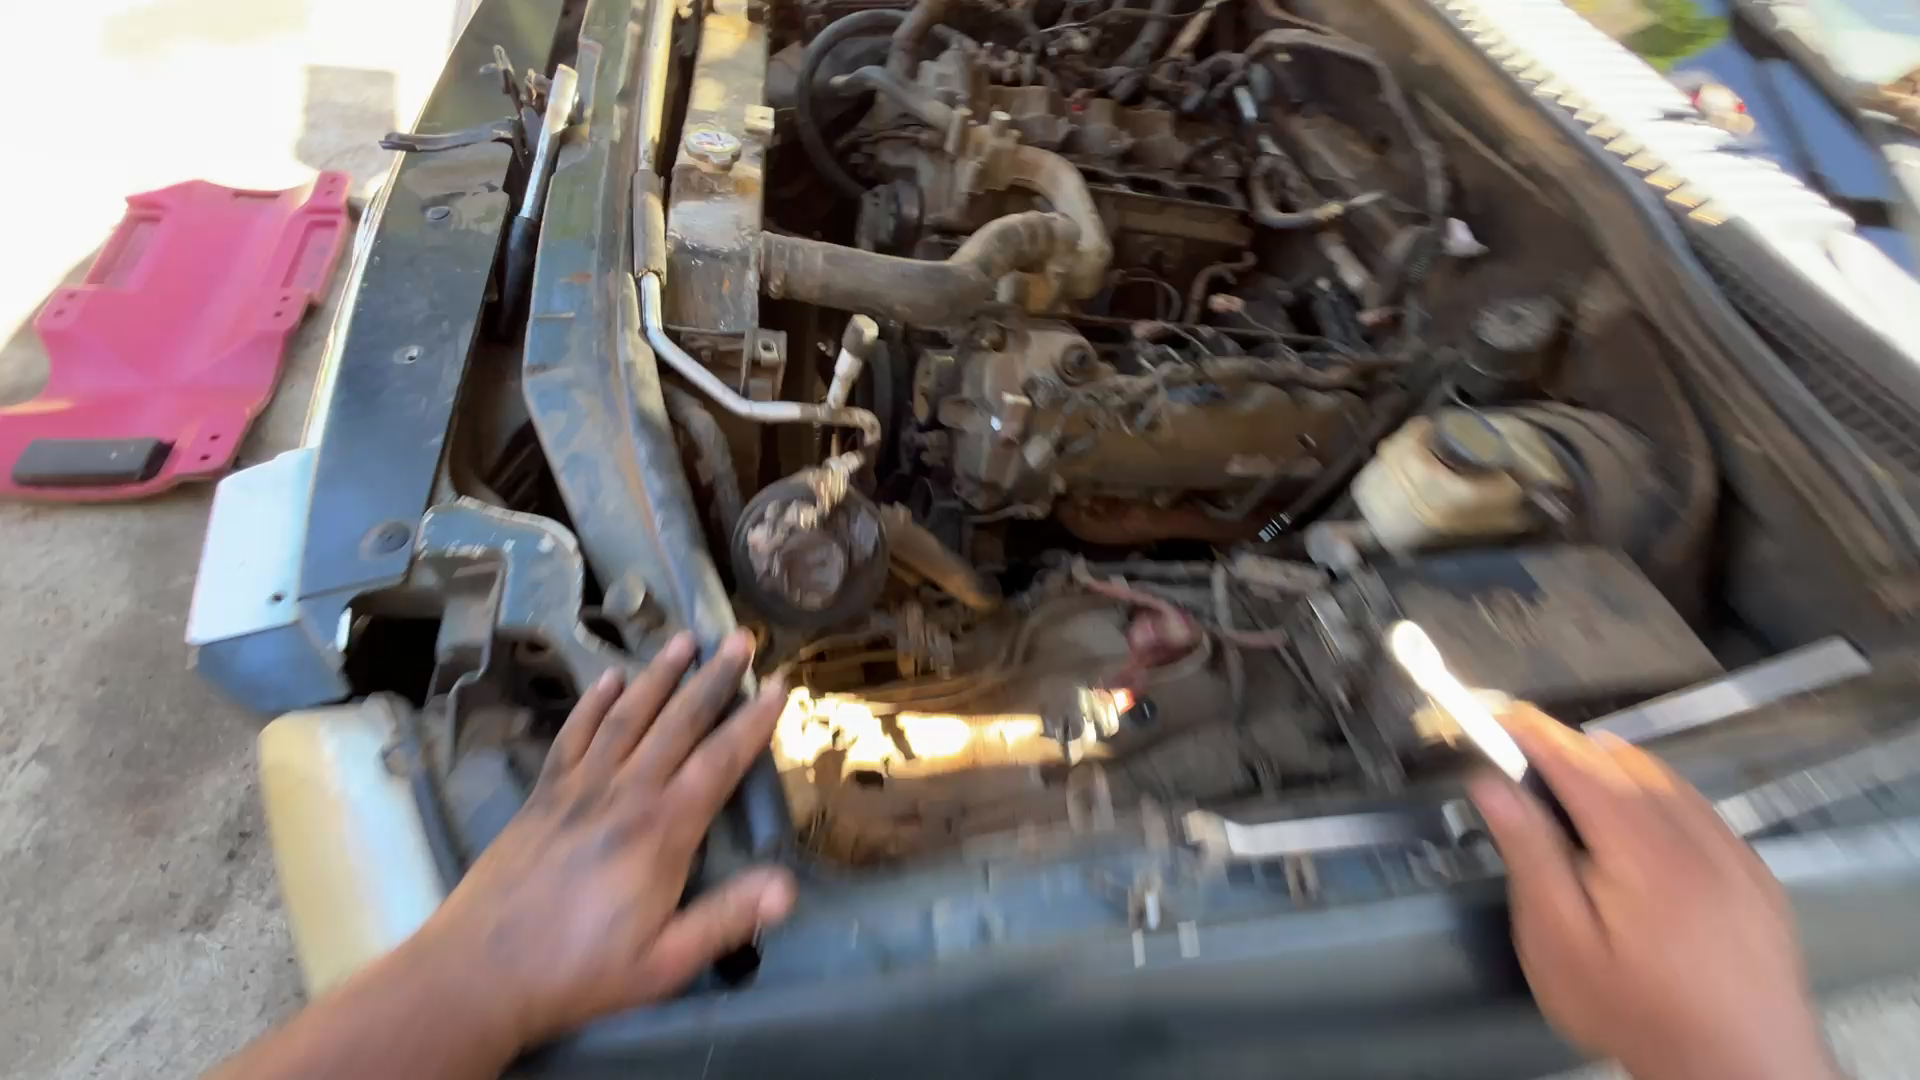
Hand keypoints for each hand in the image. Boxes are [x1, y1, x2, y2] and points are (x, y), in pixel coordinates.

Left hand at [407, 630, 795, 1048]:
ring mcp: (580, 787)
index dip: (753, 721)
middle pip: (679, 722)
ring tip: (684, 639)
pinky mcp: (542, 794)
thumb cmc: (578, 971)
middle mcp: (626, 792)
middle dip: (714, 678)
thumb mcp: (664, 961)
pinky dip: (593, 704)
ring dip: (659, 675)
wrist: (473, 979)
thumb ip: (727, 918)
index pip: (720, 760)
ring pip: (628, 717)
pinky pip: (573, 736)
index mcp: (663, 829)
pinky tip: (610, 679)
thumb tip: (788, 888)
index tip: (777, 684)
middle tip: (739, 638)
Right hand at [1470, 706, 1836, 1079]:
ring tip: (1561, 770)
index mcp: (1644, 851)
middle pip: (1620, 762)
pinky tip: (1629, 807)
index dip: (1530, 730)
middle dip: (1563, 743)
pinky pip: (1699, 806)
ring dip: (1606, 761)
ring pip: (1664, 778)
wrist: (1739, 1078)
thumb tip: (1491, 783)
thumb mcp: (1557, 934)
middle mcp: (1698, 841)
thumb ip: (1528, 850)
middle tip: (1514, 744)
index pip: (1577, 763)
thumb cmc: (1630, 1006)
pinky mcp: (1756, 880)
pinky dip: (1653, 787)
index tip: (1493, 710)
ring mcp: (1735, 859)